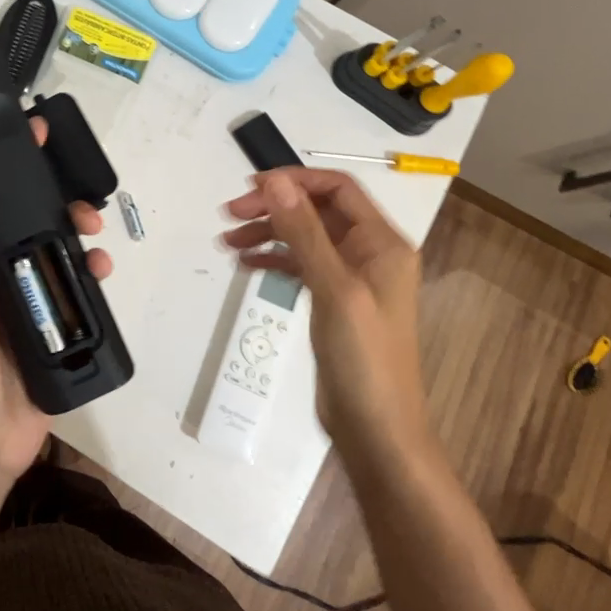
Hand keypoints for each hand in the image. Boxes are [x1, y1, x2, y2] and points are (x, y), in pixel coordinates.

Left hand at [0, 121, 111, 488]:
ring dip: (78, 233)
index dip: (6, 175)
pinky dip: (92, 276)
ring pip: (60, 254)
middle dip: (56, 203)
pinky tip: (101, 269)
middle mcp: (2, 278)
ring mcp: (33, 303)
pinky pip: (79, 293)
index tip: (30, 137)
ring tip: (94, 230)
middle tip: (80, 202)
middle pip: (32, 226)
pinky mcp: (60, 329)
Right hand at [222, 168, 430, 463]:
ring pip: (305, 237)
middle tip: (229, 214)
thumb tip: (275, 182)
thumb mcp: (333, 288)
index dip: (295, 180)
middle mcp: (370, 253)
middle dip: (274, 207)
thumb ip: (304, 231)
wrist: (378, 429)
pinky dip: (274, 259)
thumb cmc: (363, 357)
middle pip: (317, 210)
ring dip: (268, 232)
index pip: (338, 188)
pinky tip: (246, 264)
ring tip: (227, 241)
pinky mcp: (335, 302)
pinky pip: (301, 265)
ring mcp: (352, 279)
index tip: (250, 188)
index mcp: (382, 243)